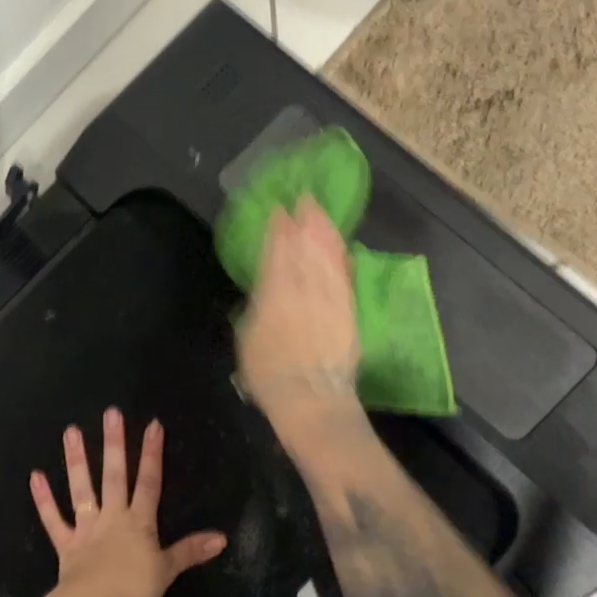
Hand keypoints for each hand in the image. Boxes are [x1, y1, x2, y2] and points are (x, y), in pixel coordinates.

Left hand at [29, 408, 227, 596]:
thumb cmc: (132, 586)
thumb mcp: (167, 570)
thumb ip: (190, 551)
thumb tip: (221, 537)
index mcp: (139, 522)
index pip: (149, 483)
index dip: (152, 454)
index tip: (152, 425)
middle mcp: (112, 517)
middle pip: (114, 476)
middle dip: (114, 444)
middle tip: (110, 413)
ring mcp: (86, 528)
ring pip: (81, 489)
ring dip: (77, 460)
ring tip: (71, 431)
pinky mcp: (66, 543)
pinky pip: (53, 519)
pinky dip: (44, 499)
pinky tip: (35, 476)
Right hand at [236, 196, 362, 437]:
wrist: (311, 398)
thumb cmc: (269, 375)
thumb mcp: (249, 338)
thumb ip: (258, 308)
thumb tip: (263, 291)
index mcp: (273, 295)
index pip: (276, 253)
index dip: (278, 229)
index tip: (279, 210)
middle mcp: (302, 289)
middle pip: (304, 248)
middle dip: (305, 222)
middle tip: (306, 198)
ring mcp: (329, 298)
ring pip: (326, 257)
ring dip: (325, 233)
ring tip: (322, 214)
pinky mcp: (347, 310)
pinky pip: (343, 276)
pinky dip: (341, 257)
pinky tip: (340, 247)